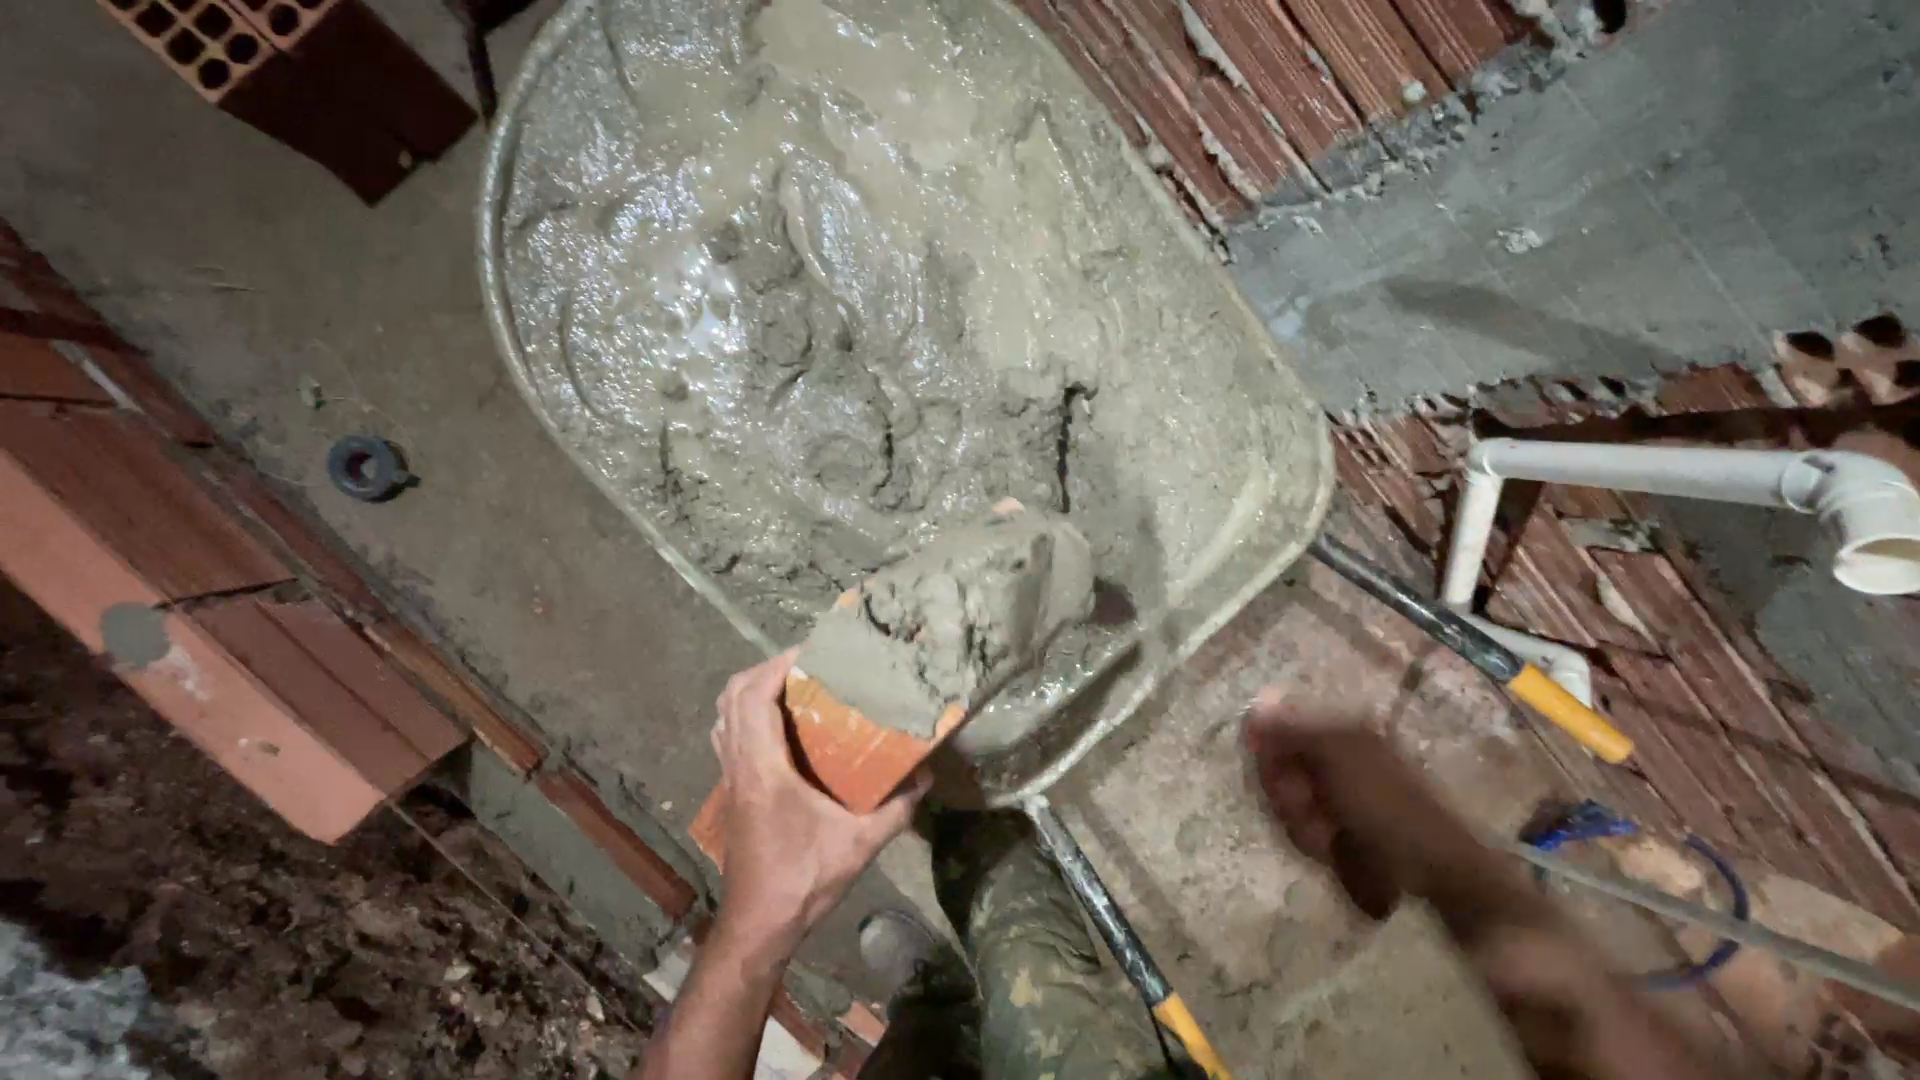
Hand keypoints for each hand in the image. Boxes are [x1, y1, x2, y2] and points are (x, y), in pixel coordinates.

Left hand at [711, 650, 929, 956]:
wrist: (759, 922)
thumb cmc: (804, 879)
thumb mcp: (860, 845)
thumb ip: (896, 807)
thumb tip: (927, 774)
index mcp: (763, 769)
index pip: (754, 697)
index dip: (777, 665)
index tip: (812, 651)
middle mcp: (739, 765)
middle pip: (732, 696)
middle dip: (766, 669)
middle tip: (808, 665)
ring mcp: (731, 778)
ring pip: (725, 714)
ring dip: (752, 689)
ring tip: (793, 685)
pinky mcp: (733, 790)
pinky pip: (729, 734)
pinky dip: (746, 713)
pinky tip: (780, 724)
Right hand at [1242, 689, 1501, 919]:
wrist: (1441, 871)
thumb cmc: (1391, 811)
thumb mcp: (1341, 762)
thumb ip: (1296, 730)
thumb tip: (1257, 702)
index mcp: (1337, 727)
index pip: (1272, 728)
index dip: (1269, 759)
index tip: (1282, 785)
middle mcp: (1333, 749)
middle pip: (1277, 765)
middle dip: (1287, 797)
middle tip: (1312, 816)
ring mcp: (1336, 786)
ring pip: (1286, 799)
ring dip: (1300, 823)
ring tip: (1329, 838)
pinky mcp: (1338, 818)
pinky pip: (1302, 822)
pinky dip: (1311, 838)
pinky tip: (1333, 849)